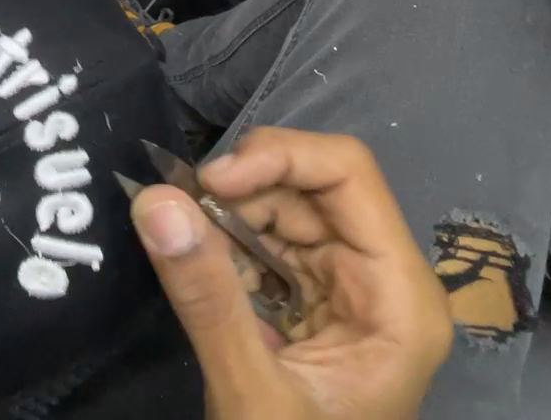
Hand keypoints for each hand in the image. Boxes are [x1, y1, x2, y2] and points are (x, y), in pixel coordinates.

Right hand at [130, 129, 451, 418]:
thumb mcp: (253, 397)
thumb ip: (207, 299)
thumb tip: (153, 199)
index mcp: (397, 294)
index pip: (348, 174)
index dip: (279, 156)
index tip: (209, 181)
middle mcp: (377, 274)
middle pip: (310, 180)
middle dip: (241, 184)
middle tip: (179, 209)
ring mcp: (339, 282)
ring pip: (278, 201)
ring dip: (223, 209)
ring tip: (184, 246)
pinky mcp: (303, 293)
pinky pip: (259, 234)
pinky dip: (219, 235)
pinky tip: (198, 264)